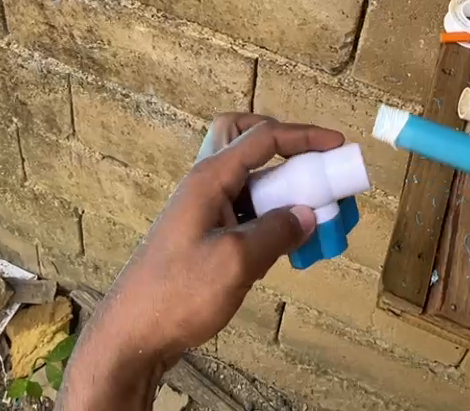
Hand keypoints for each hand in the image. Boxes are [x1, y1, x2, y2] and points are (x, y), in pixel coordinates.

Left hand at [59, 114, 344, 409]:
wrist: (132, 334)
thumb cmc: (177, 294)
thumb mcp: (235, 263)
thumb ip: (276, 233)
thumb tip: (308, 214)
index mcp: (210, 177)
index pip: (263, 137)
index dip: (304, 136)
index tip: (338, 144)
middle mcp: (206, 182)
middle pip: (240, 134)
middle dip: (278, 139)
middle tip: (307, 160)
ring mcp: (204, 207)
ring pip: (244, 172)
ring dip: (277, 180)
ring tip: (307, 207)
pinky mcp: (205, 232)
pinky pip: (243, 205)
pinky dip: (268, 210)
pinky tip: (284, 240)